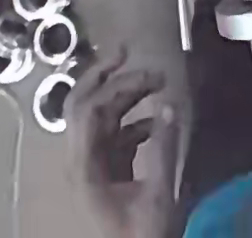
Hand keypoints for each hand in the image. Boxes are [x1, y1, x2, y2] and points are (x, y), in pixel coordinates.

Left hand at [68, 48, 180, 237]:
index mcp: (84, 167)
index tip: (130, 56)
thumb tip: (170, 104)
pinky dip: (134, 121)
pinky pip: (115, 136)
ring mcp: (92, 169)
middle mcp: (81, 162)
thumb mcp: (158, 196)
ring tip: (158, 83)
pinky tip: (159, 120)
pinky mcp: (106, 176)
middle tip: (130, 54)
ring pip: (101, 119)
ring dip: (125, 97)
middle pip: (84, 107)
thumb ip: (164, 148)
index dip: (107, 80)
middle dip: (105, 77)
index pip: (87, 110)